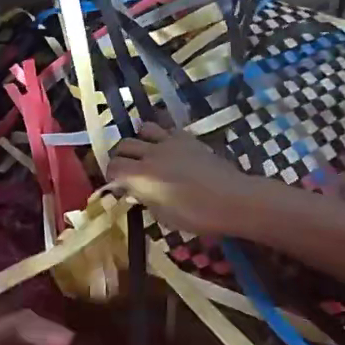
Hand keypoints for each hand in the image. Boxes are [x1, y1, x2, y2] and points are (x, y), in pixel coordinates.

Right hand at [105, 122, 260, 237]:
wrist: (232, 200)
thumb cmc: (196, 216)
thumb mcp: (163, 216)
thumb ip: (145, 199)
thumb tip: (134, 192)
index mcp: (141, 176)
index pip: (113, 166)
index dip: (112, 175)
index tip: (118, 185)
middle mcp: (150, 154)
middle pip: (123, 144)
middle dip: (121, 156)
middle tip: (128, 169)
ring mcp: (170, 142)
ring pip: (143, 128)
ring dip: (140, 140)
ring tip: (147, 153)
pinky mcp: (188, 138)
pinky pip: (167, 129)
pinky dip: (162, 136)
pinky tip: (169, 149)